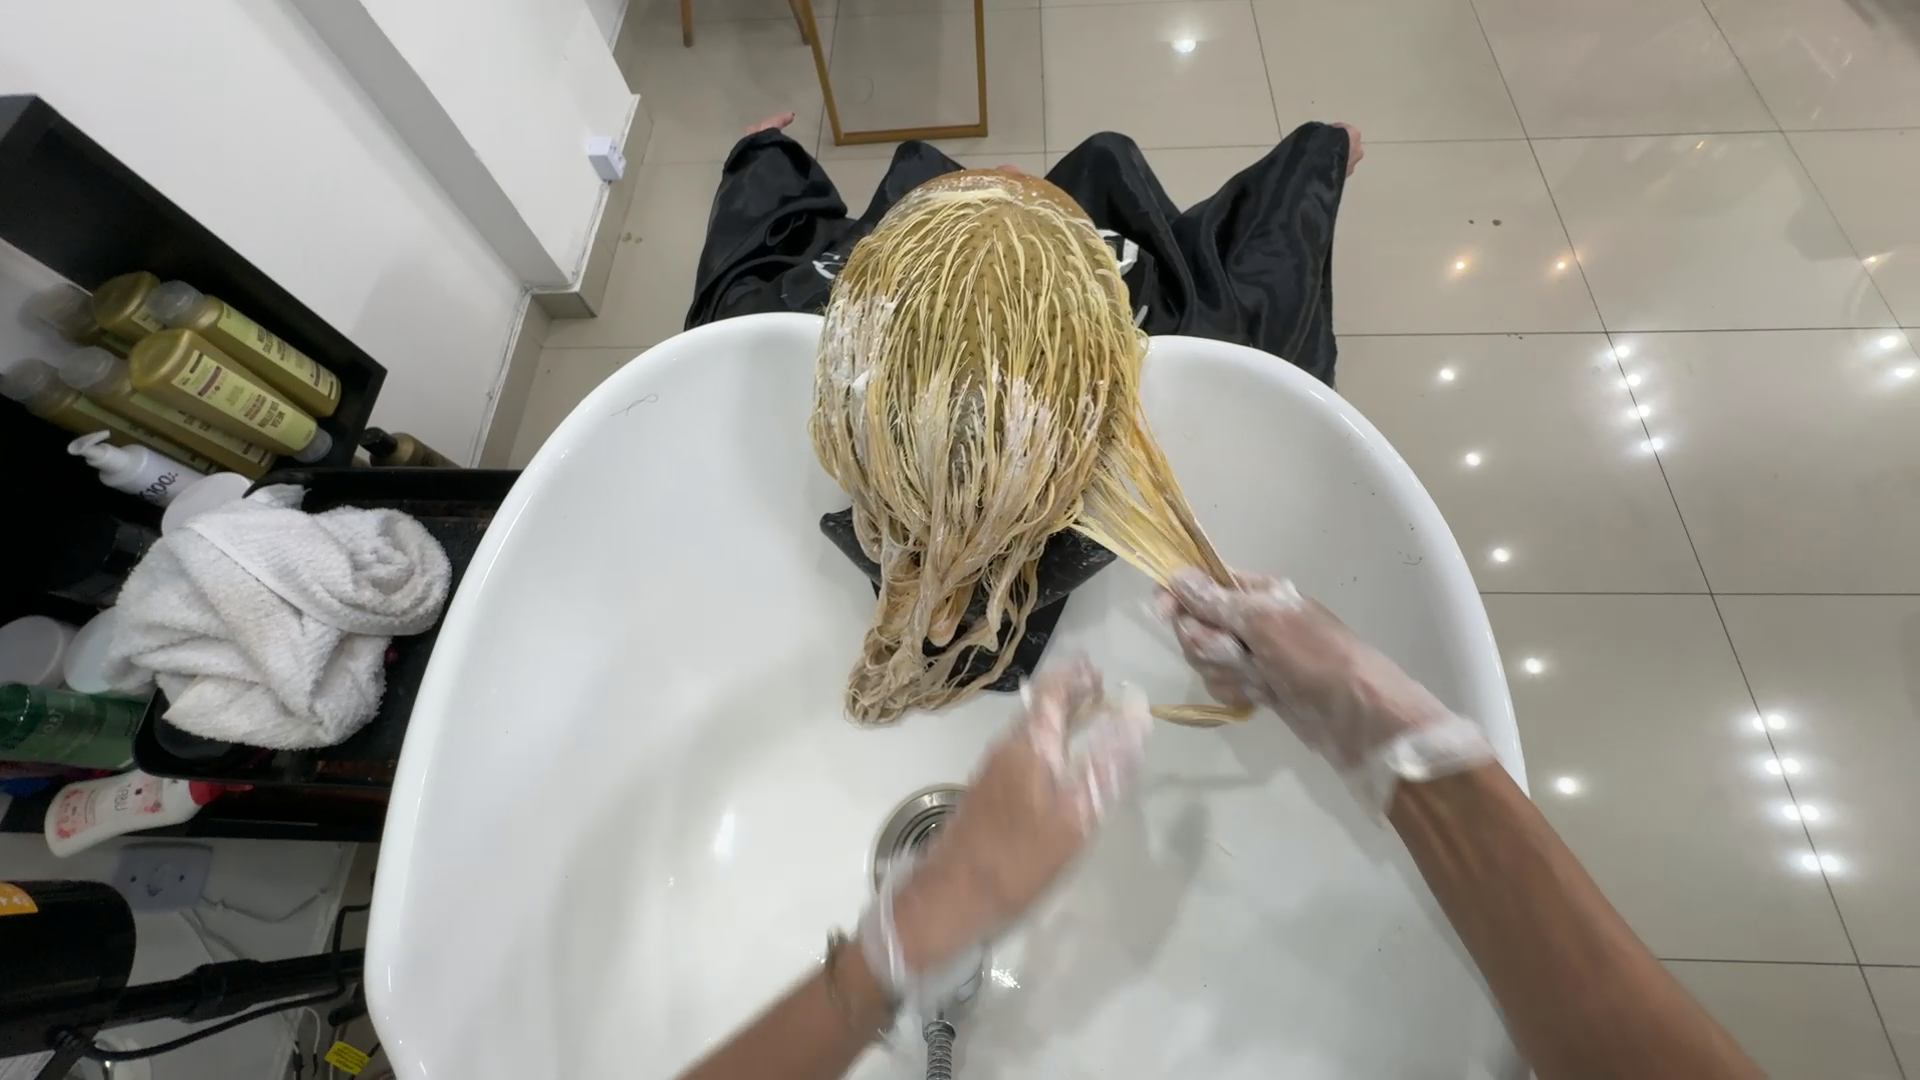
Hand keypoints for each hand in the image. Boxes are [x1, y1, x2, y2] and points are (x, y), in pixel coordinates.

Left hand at [857, 656, 1149, 1008]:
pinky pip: (1024, 749)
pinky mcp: (989, 791)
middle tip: (1101, 689)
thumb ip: (1106, 764)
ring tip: (1088, 718)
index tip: (1101, 670)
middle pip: (1041, 707)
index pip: (1052, 691)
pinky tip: (1060, 762)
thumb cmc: (1017, 857)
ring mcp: (994, 769)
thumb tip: (1136, 716)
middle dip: (1071, 694)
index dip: (1076, 676)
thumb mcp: (1074, 815)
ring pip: (1031, 729)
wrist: (950, 895)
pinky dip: (1048, 741)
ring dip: (1060, 717)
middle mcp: (1008, 746)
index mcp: (1029, 744)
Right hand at [1158, 569, 1491, 810]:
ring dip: (1226, 672)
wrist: (1359, 719)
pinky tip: (1261, 699)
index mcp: (1255, 592)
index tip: (1164, 613)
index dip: (1178, 597)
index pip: (1199, 584)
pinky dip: (1237, 692)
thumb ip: (1215, 601)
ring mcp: (1251, 655)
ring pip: (1203, 659)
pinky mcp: (1254, 686)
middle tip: (1239, 653)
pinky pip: (1220, 684)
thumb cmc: (1317, 658)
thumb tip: (1176, 576)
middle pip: (1194, 625)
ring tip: (1260, 680)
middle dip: (1209, 643)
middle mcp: (1249, 619)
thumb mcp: (1264, 622)